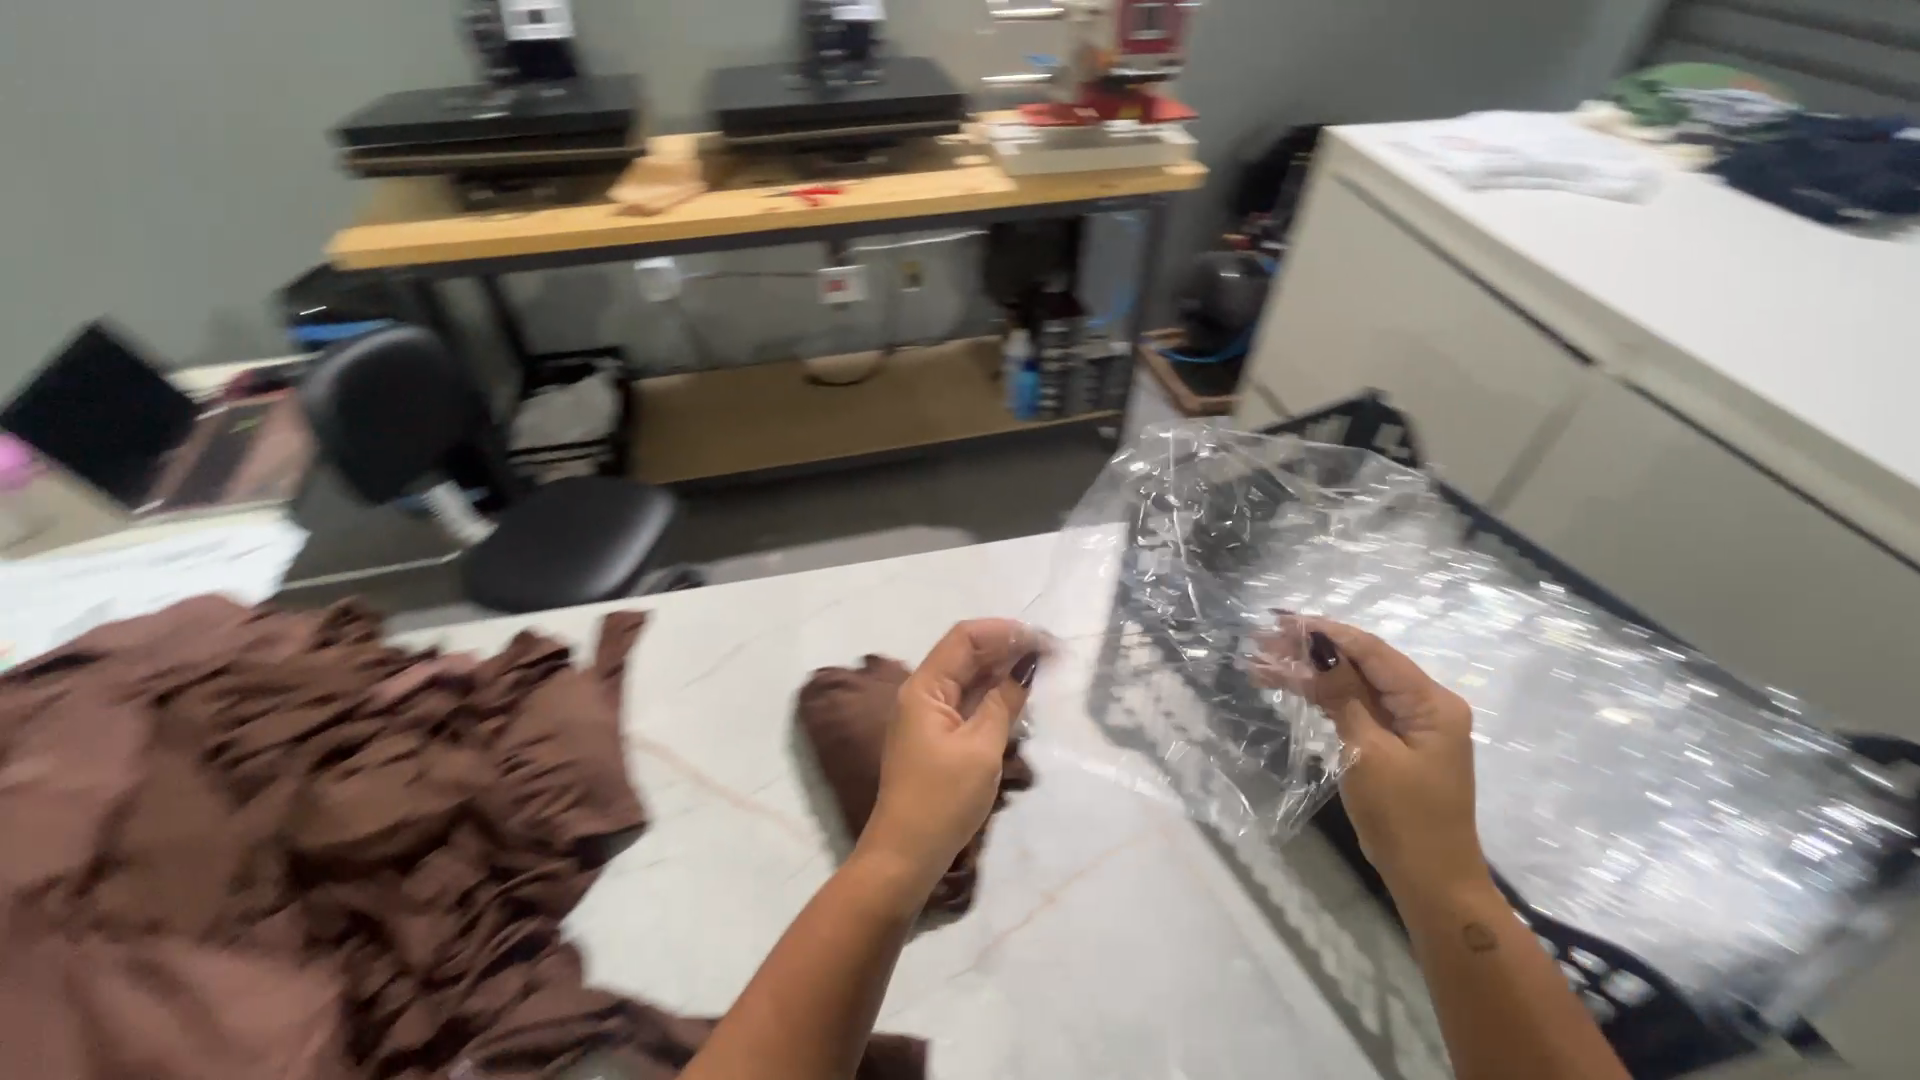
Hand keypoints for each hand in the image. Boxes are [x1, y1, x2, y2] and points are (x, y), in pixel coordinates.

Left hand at [857, 620, 1040, 891]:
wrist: (906, 853)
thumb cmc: (942, 799)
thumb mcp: (981, 748)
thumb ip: (1003, 703)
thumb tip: (1025, 669)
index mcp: (924, 688)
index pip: (964, 638)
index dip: (1004, 631)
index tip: (1043, 639)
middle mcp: (922, 693)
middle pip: (966, 654)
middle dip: (1007, 648)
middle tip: (1052, 653)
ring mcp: (928, 716)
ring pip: (968, 678)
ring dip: (1002, 670)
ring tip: (1043, 669)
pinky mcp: (937, 737)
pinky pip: (967, 702)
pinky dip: (993, 695)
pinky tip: (1020, 696)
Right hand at [1262, 618, 1487, 897]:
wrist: (1431, 881)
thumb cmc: (1404, 818)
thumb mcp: (1368, 753)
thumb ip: (1345, 698)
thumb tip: (1320, 651)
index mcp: (1431, 703)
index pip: (1375, 652)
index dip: (1329, 633)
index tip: (1285, 621)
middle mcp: (1426, 706)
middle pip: (1364, 665)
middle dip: (1314, 651)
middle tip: (1263, 641)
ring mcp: (1410, 726)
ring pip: (1355, 687)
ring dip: (1313, 674)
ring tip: (1263, 663)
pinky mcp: (1395, 744)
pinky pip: (1357, 709)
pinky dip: (1325, 699)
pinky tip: (1291, 688)